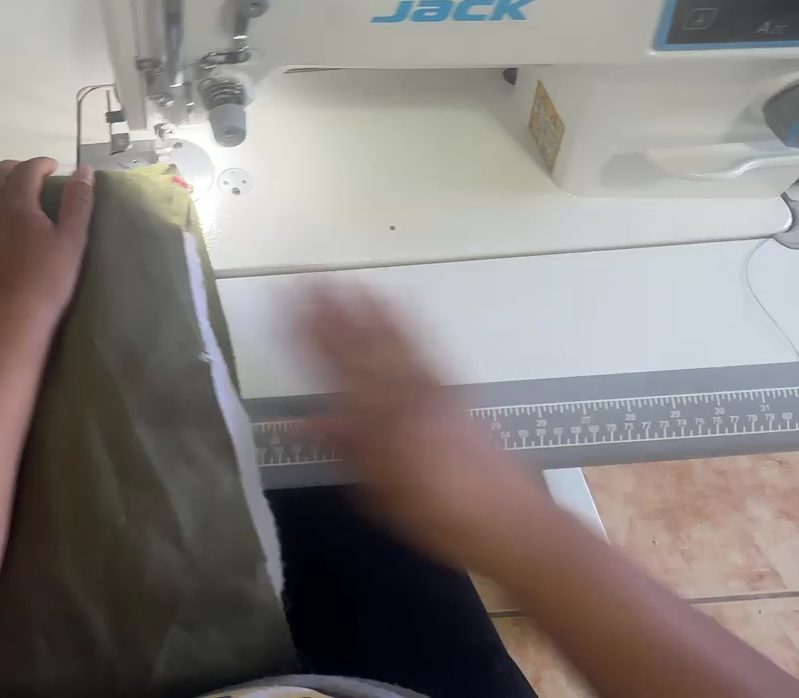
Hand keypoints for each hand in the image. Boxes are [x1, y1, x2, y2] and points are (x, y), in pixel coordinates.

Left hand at [0, 158, 95, 355]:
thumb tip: (83, 170)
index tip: (53, 168)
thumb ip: (78, 203)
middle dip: (7, 168)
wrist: (8, 330)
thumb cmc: (47, 286)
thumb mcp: (73, 242)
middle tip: (21, 173)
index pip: (26, 172)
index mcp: (16, 205)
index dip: (40, 164)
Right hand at [299, 283, 556, 569]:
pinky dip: (404, 314)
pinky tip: (396, 296)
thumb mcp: (377, 490)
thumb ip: (344, 447)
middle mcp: (402, 393)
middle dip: (332, 310)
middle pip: (359, 343)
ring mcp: (430, 384)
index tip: (288, 311)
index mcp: (377, 420)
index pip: (333, 368)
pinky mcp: (452, 384)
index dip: (308, 336)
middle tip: (308, 282)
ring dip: (364, 304)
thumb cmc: (436, 516)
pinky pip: (422, 339)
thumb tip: (305, 419)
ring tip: (344, 278)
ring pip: (390, 335)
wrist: (509, 520)